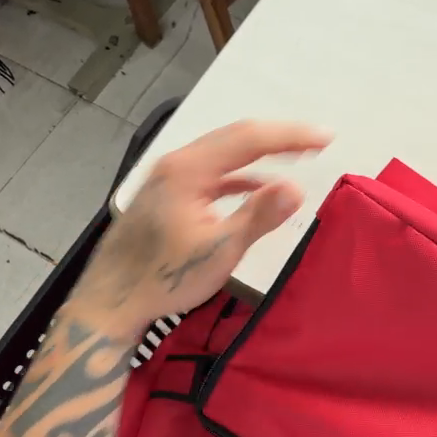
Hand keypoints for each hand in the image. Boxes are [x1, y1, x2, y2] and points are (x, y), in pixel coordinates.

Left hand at [66, 120, 332, 341]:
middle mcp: (176, 164)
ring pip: (221, 156)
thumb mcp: (219, 250)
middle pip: (234, 139)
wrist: (111, 300)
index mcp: (188, 169)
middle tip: (317, 142)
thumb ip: (258, 216)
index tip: (325, 137)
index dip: (290, 136)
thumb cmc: (165, 277)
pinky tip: (255, 187)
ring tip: (294, 158)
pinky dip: (238, 176)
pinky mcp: (166, 196)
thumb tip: (298, 188)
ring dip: (259, 156)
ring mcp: (168, 179)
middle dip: (278, 139)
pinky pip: (210, 175)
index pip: (249, 139)